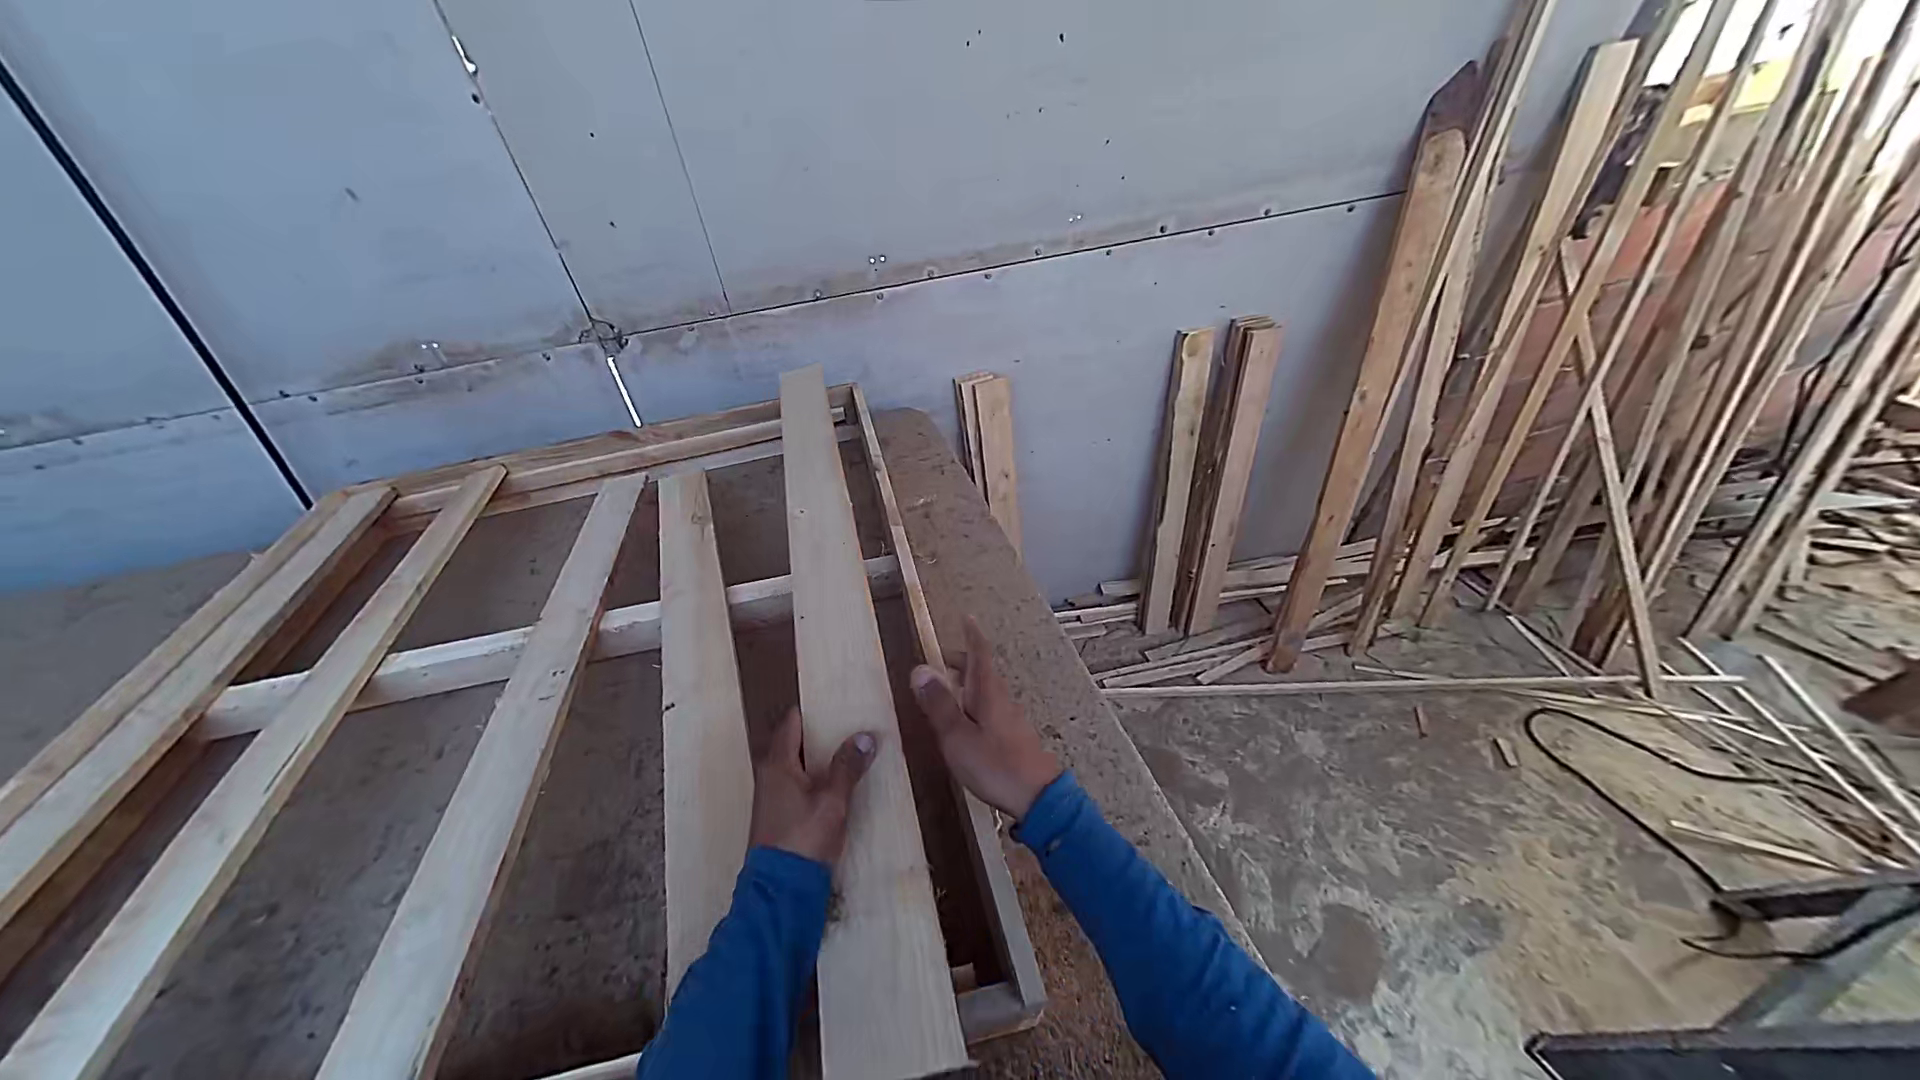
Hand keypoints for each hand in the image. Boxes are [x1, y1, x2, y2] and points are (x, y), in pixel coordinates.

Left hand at [749, 707, 876, 864]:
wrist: (780, 895)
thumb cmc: (803, 840)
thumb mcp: (832, 802)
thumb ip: (848, 767)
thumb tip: (866, 735)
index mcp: (777, 764)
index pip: (792, 722)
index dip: (814, 709)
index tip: (839, 700)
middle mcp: (770, 775)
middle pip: (796, 742)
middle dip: (823, 732)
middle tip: (855, 721)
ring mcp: (774, 797)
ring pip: (800, 765)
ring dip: (823, 757)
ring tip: (855, 746)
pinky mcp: (782, 816)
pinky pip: (802, 784)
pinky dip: (820, 777)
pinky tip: (844, 781)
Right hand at [910, 617, 1062, 819]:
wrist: (1037, 797)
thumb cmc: (995, 765)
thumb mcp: (957, 736)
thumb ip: (939, 704)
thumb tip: (920, 670)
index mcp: (988, 691)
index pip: (979, 653)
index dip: (971, 634)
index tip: (966, 618)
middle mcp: (1001, 698)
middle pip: (980, 670)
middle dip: (960, 660)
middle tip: (938, 658)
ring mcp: (1009, 717)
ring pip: (985, 689)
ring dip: (965, 682)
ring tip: (944, 687)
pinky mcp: (1012, 735)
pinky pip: (989, 707)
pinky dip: (972, 701)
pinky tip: (963, 719)